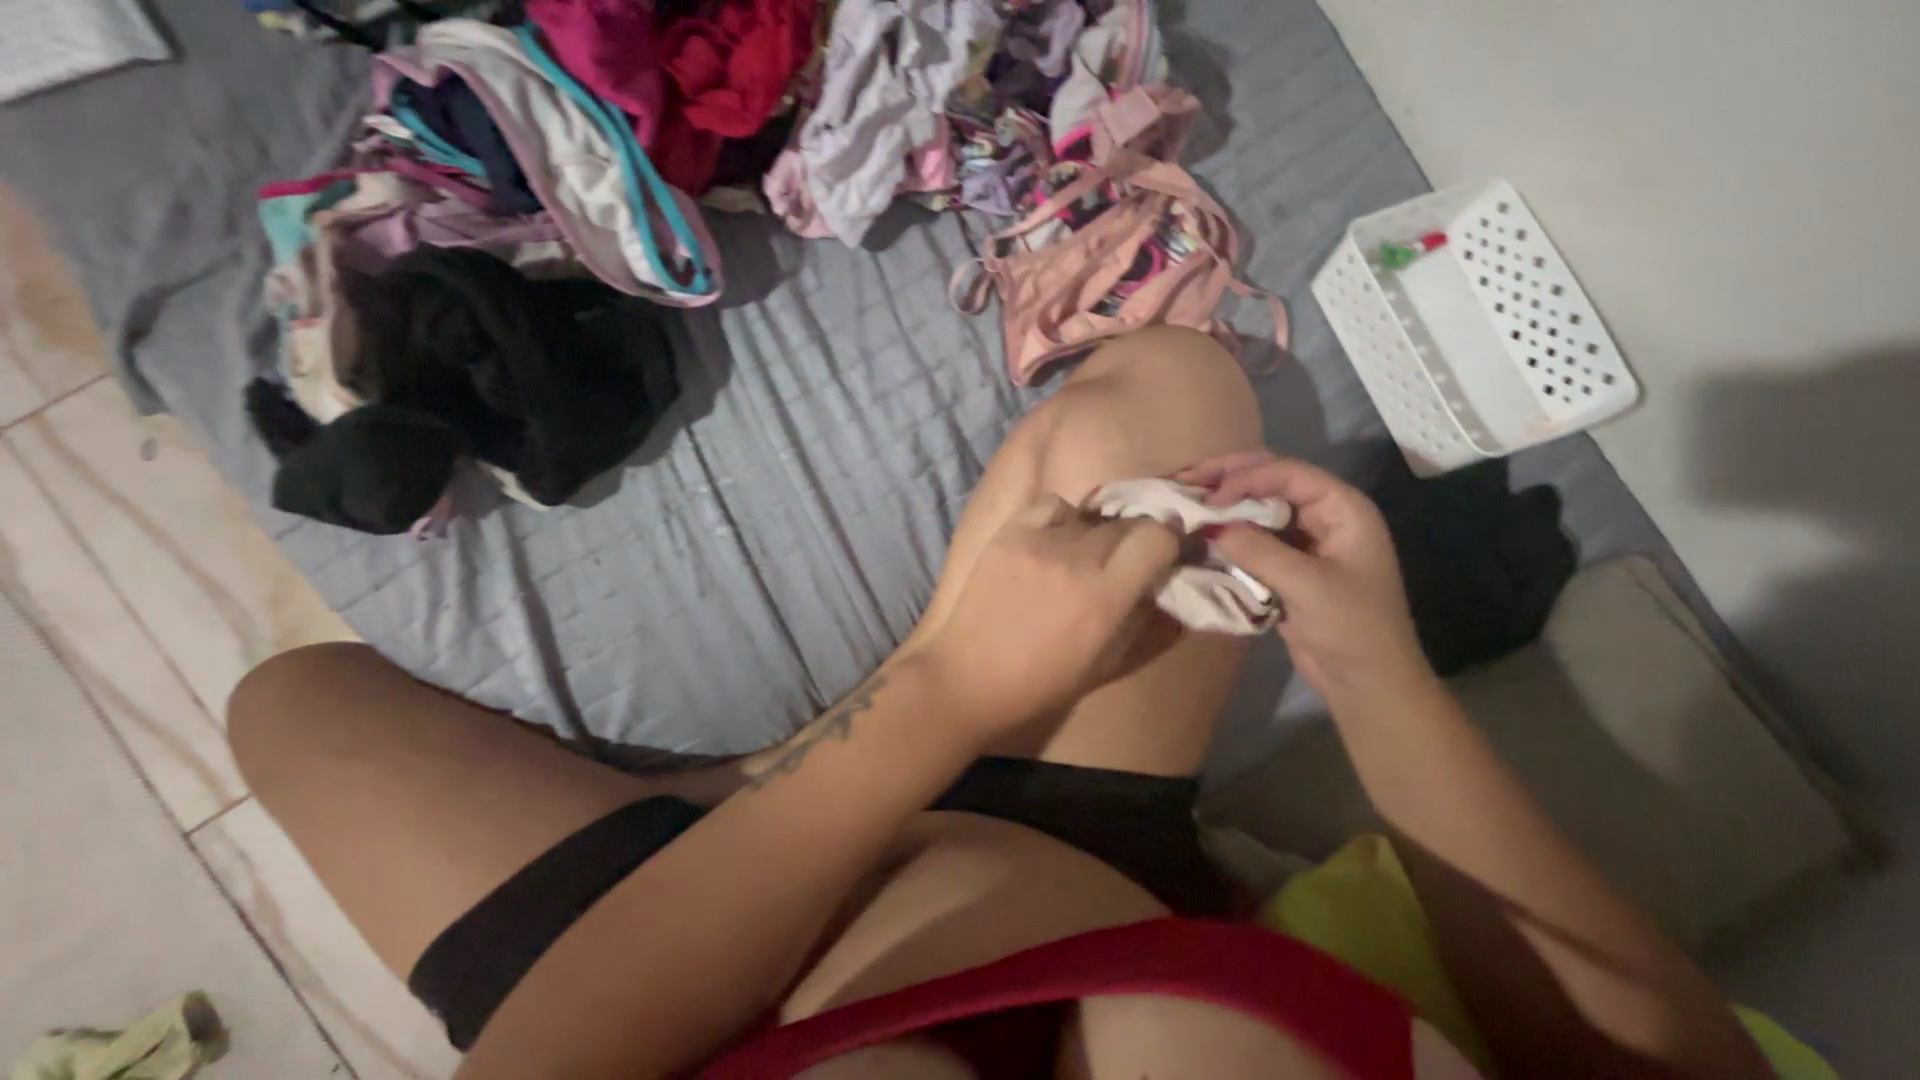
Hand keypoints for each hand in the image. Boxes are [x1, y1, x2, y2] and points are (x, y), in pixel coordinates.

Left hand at [915, 494, 1178, 735]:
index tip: (1160, 556)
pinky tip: (1055, 540)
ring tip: (1084, 555)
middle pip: (1125, 524)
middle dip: (1134, 539)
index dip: (1166, 544)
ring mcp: (1039, 542)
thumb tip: (1160, 581)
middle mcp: (1076, 560)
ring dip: (1097, 532)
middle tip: (1123, 560)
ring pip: (1089, 516)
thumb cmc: (1042, 683)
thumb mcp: (1107, 661)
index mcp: (1105, 596)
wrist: (969, 679)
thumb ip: (1140, 615)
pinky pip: (1051, 505)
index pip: (1157, 537)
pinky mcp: (1009, 534)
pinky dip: (1061, 517)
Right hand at [1173, 451, 1434, 702]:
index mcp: (1343, 509)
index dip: (1246, 477)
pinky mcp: (1286, 567)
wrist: (1368, 683)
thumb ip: (1258, 550)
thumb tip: (1209, 526)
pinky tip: (1198, 535)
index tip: (1209, 498)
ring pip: (1257, 509)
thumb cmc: (1353, 629)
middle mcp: (1323, 516)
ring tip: (1183, 503)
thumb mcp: (1307, 585)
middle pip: (1271, 482)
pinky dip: (1226, 535)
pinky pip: (1252, 540)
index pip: (1288, 474)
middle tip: (1185, 481)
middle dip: (1228, 478)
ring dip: (1223, 506)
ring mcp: (1304, 542)